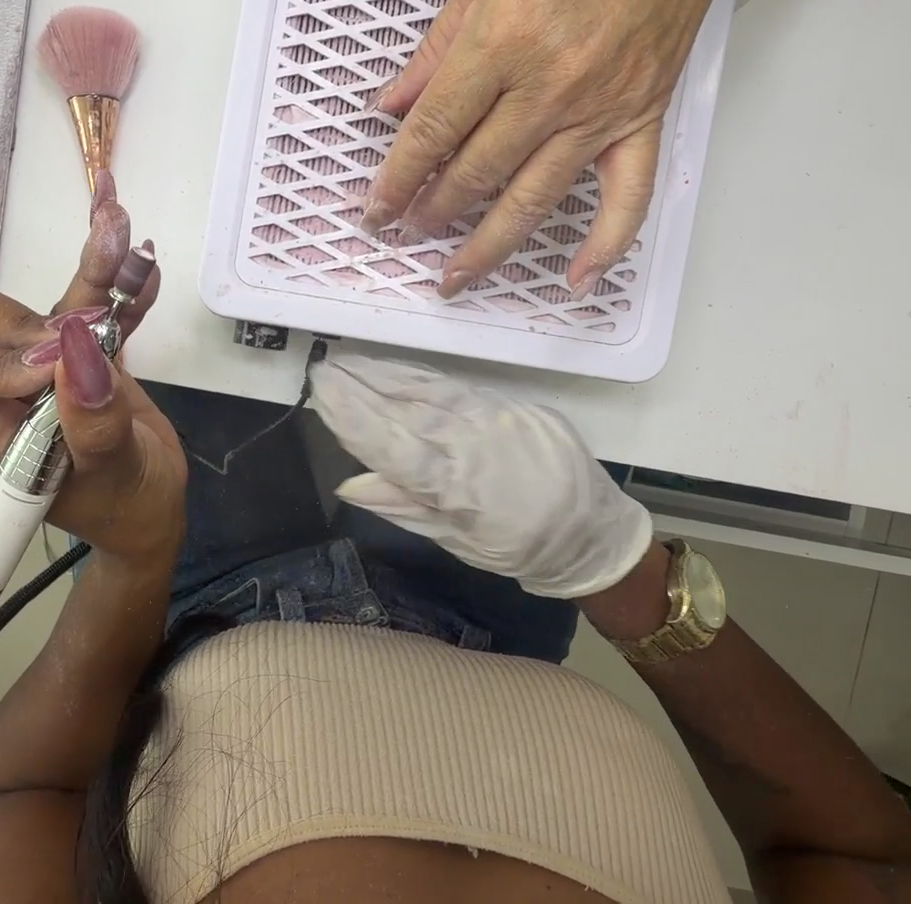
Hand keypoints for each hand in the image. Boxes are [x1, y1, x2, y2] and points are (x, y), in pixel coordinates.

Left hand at [0, 188, 185, 565]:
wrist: (154, 503)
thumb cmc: (123, 506)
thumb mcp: (108, 475)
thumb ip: (91, 422)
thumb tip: (77, 351)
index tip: (46, 370)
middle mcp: (1, 389)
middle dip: (24, 318)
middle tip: (82, 333)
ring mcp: (44, 365)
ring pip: (44, 304)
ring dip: (86, 269)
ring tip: (116, 224)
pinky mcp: (85, 349)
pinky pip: (96, 306)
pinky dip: (122, 286)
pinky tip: (146, 263)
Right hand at [309, 355, 651, 598]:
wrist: (590, 530)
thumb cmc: (519, 548)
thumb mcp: (460, 543)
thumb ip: (405, 507)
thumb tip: (350, 483)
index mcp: (461, 490)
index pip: (395, 449)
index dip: (355, 421)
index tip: (321, 396)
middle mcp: (475, 447)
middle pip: (406, 412)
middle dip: (359, 390)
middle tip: (320, 371)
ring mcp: (494, 420)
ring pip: (427, 392)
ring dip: (382, 375)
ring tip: (345, 363)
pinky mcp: (509, 405)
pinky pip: (454, 385)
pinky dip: (418, 374)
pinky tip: (392, 367)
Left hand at [361, 0, 797, 298]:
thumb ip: (433, 54)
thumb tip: (394, 106)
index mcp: (502, 43)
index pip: (432, 133)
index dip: (397, 179)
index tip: (378, 209)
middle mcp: (551, 85)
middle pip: (475, 174)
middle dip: (432, 212)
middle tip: (409, 232)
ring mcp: (601, 108)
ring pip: (533, 200)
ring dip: (488, 247)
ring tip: (455, 276)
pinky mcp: (644, 116)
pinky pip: (626, 197)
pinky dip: (604, 245)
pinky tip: (575, 279)